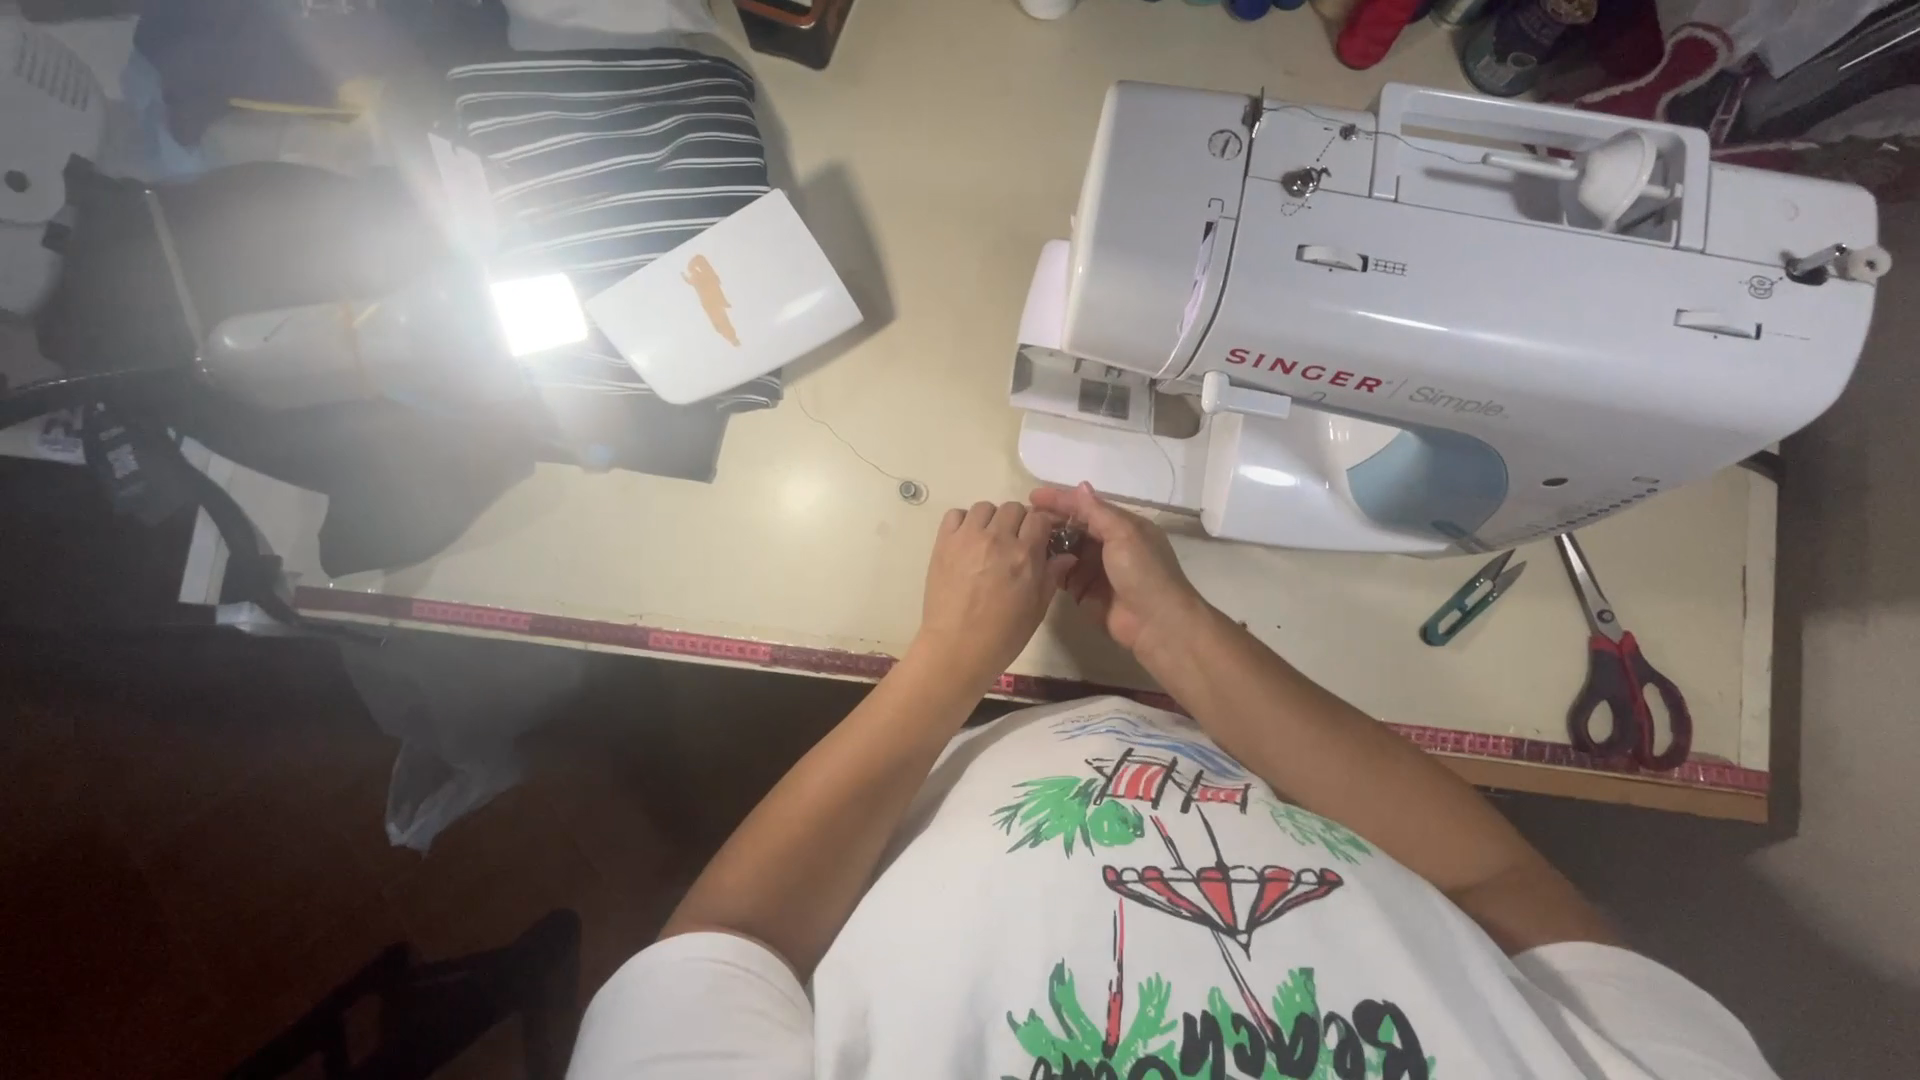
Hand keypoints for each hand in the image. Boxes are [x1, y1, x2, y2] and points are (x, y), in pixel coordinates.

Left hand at [914, 501, 1076, 686]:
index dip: (1042, 526)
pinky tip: (967, 540)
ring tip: (989, 540)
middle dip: (1018, 522)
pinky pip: (955, 514)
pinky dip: (964, 522)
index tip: (1040, 537)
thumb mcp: (1037, 608)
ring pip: (984, 507)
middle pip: (1013, 508)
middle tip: (1014, 541)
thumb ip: (1051, 575)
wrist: (957, 647)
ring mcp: (967, 538)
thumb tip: (1067, 555)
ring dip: (991, 519)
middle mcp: (997, 538)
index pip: (1039, 518)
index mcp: (1024, 554)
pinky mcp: (943, 543)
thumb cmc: (1003, 634)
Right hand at [1028, 482, 1209, 656]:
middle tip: (1026, 520)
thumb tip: (1081, 485)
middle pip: (1075, 528)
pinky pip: (1064, 575)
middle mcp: (1110, 545)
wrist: (1155, 622)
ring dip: (1049, 545)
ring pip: (1067, 551)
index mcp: (1124, 527)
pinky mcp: (1087, 592)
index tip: (1033, 496)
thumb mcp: (1123, 534)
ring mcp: (1098, 570)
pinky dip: (1051, 568)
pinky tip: (1033, 562)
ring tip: (1025, 539)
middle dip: (1052, 523)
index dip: (1061, 500)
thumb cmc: (1142, 571)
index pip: (1087, 507)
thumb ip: (1098, 512)